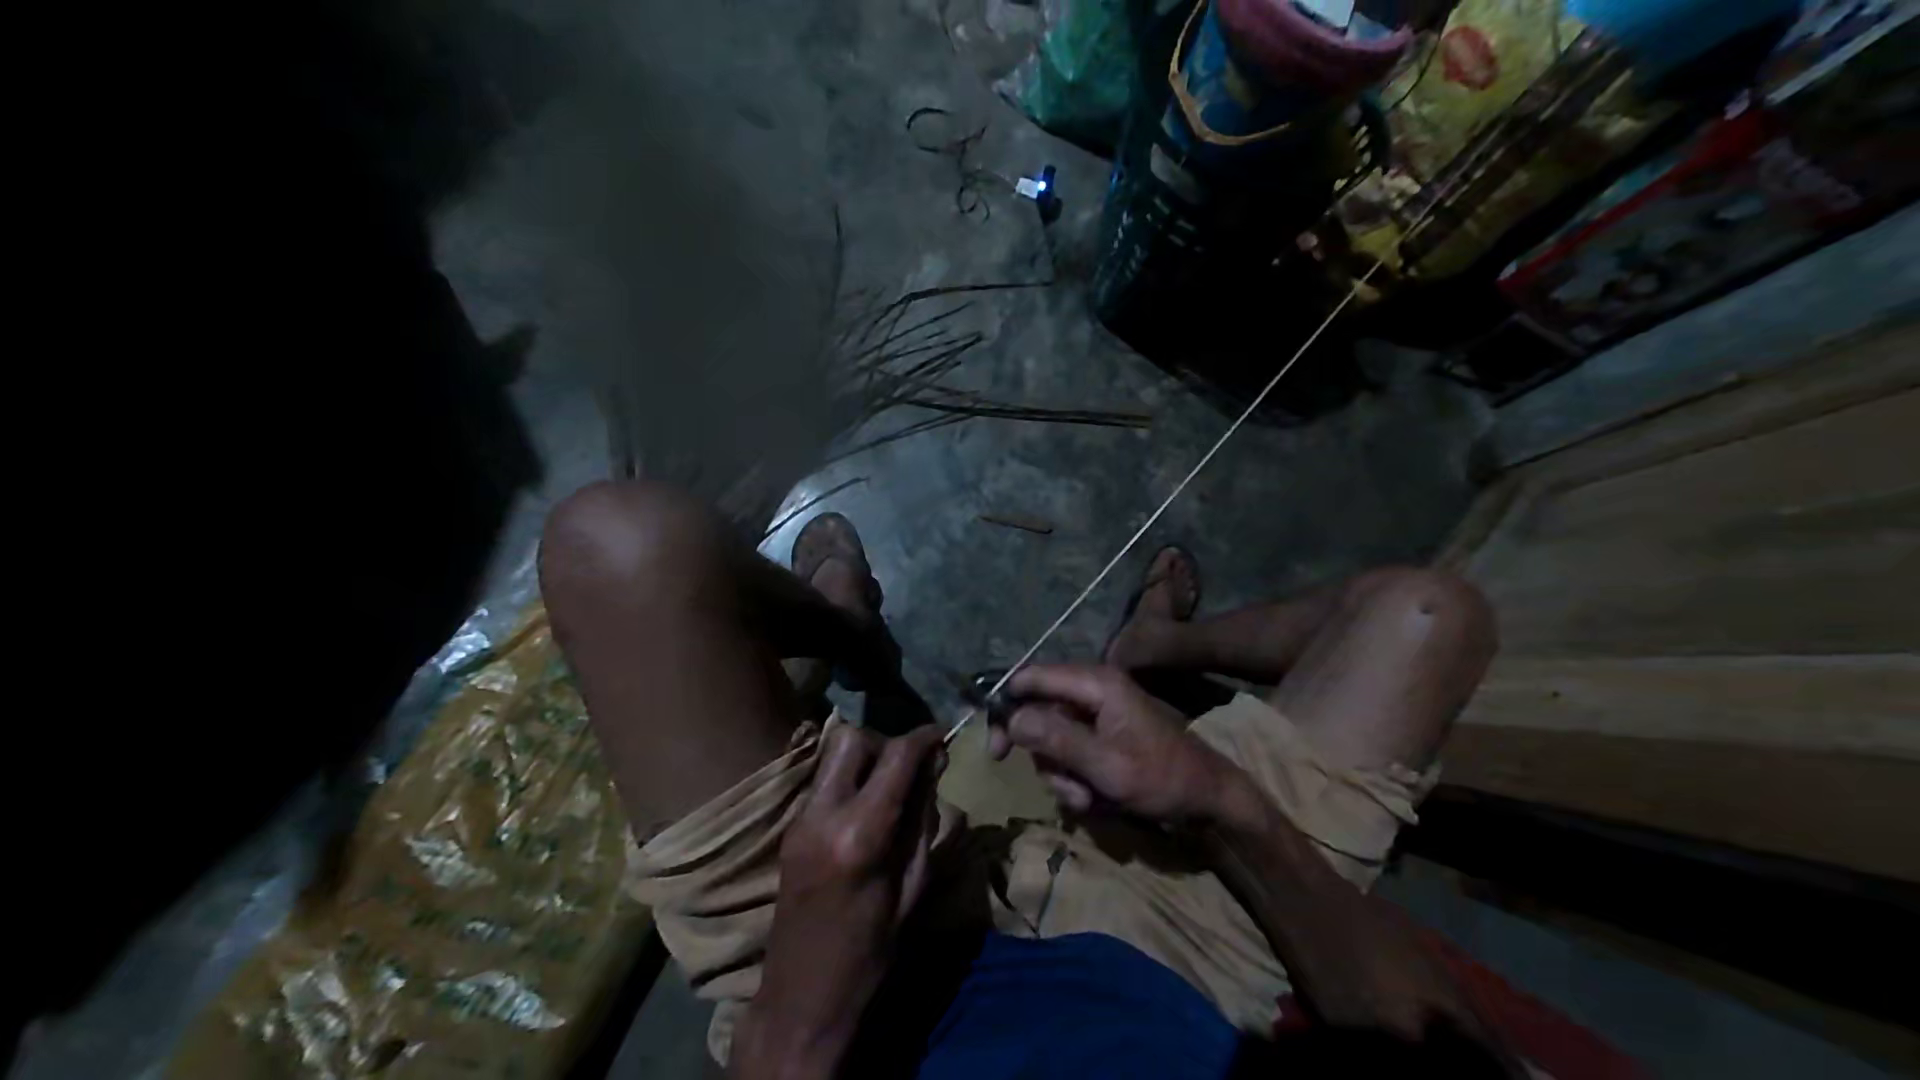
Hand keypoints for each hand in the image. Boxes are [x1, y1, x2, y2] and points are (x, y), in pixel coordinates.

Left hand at [734, 724, 944, 1077]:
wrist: (803, 997)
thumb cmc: (871, 952)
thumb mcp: (912, 886)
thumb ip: (922, 818)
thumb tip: (933, 765)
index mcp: (861, 835)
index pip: (896, 757)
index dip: (924, 738)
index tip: (942, 736)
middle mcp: (823, 815)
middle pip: (852, 739)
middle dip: (885, 742)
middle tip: (908, 767)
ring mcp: (800, 819)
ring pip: (832, 754)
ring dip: (865, 757)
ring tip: (889, 787)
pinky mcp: (790, 828)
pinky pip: (823, 781)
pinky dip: (848, 778)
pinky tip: (866, 807)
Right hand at [987, 663, 1254, 825]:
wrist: (1209, 801)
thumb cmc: (1162, 778)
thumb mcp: (1106, 764)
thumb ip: (1057, 738)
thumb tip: (1011, 717)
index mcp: (1096, 683)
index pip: (1033, 678)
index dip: (1006, 704)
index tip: (994, 744)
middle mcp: (1093, 691)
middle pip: (1038, 711)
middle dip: (1041, 752)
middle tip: (1033, 779)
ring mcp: (1097, 715)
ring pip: (1051, 739)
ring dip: (1060, 773)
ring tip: (1087, 798)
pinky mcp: (1101, 737)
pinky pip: (1069, 753)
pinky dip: (1074, 779)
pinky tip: (1095, 799)